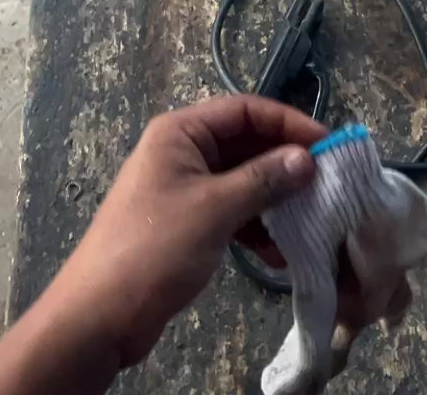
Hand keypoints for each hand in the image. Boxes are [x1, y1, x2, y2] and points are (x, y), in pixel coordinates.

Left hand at [44, 95, 328, 367]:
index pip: (244, 109)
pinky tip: (282, 253)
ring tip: (311, 218)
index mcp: (181, 132)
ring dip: (275, 198)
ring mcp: (185, 187)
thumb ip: (263, 180)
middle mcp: (183, 150)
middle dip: (285, 162)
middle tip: (327, 182)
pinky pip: (232, 210)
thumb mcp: (214, 209)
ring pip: (242, 179)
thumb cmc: (154, 248)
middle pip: (245, 143)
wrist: (99, 315)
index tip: (326, 143)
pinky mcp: (188, 221)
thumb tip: (307, 158)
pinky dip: (257, 226)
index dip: (287, 122)